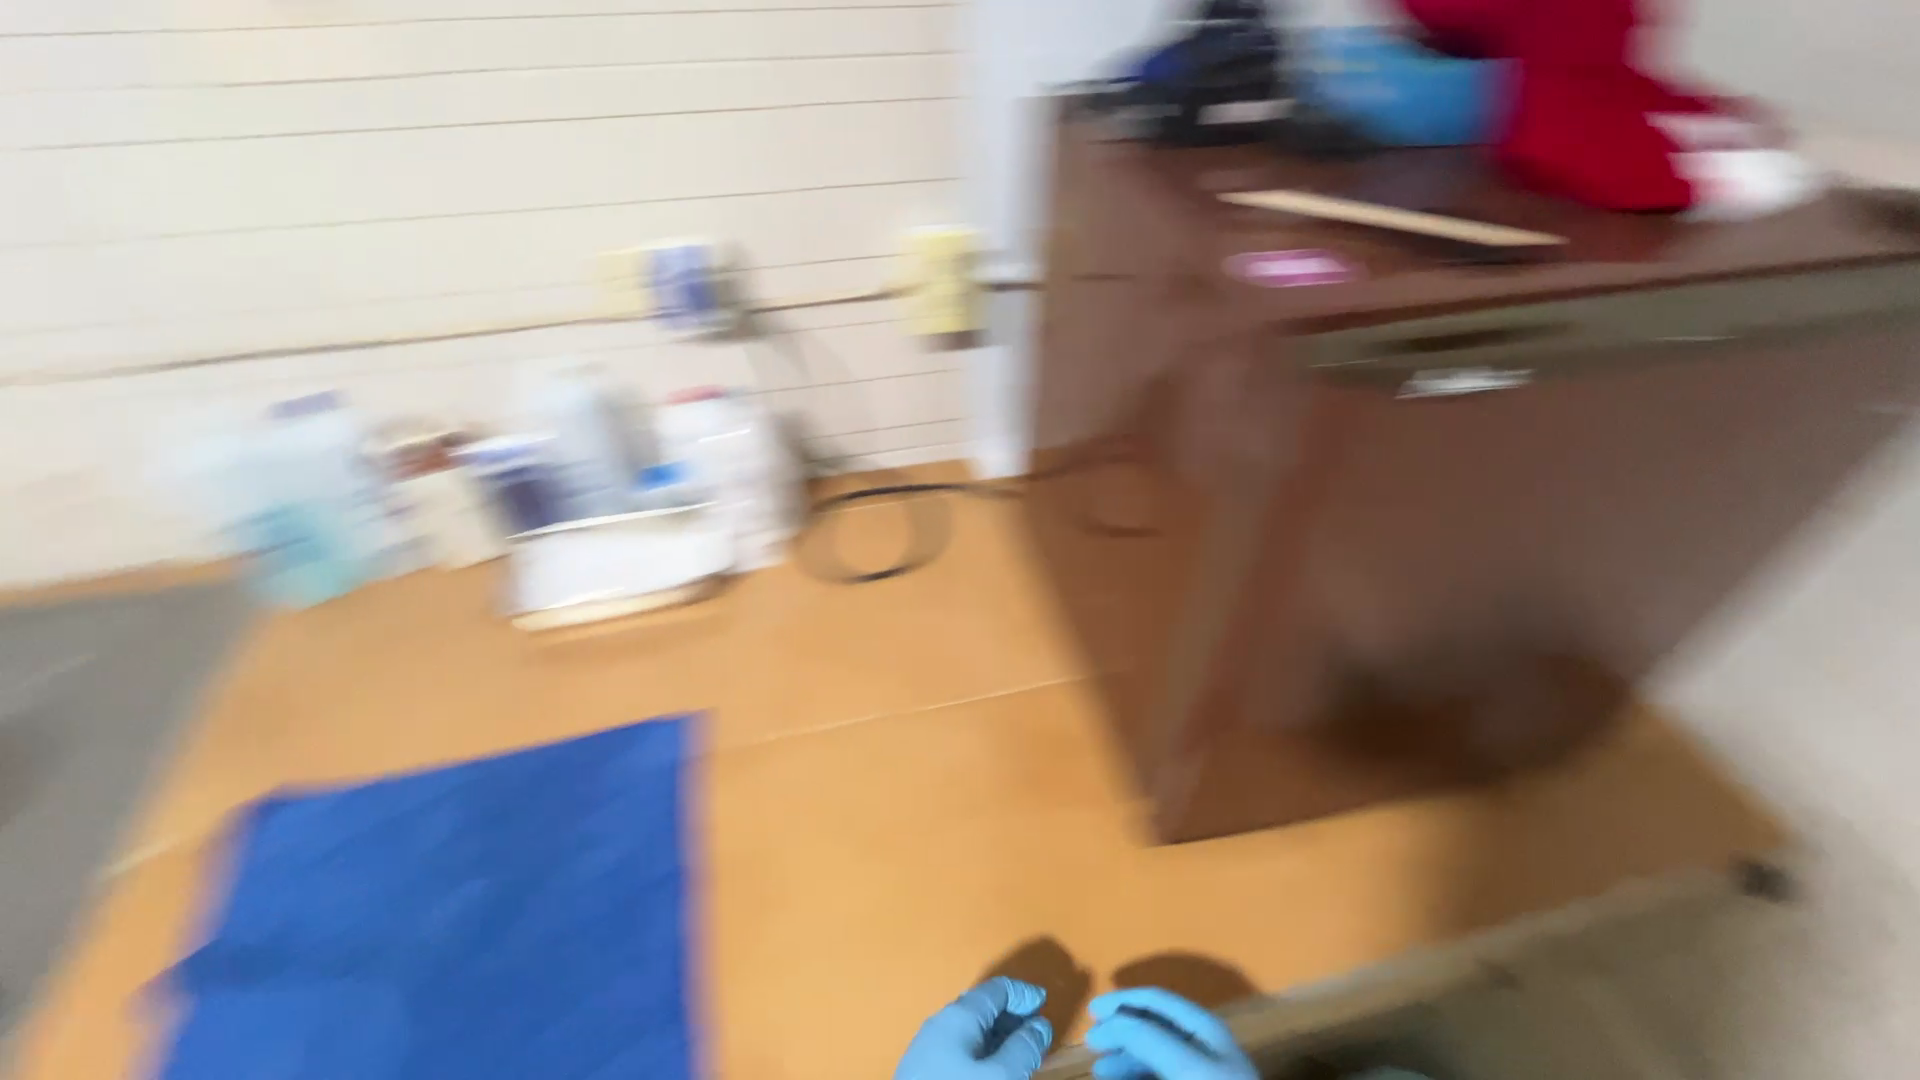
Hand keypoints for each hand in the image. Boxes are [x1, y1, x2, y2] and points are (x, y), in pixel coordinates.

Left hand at [894, 977, 1054, 1079]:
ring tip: (1020, 1053)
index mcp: (960, 1014)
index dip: (1024, 993)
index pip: (997, 988)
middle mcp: (943, 1020)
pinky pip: (961, 1046)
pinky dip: (983, 1050)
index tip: (1046, 1004)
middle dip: (1013, 1016)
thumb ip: (1023, 1049)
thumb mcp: (1000, 1076)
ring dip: (999, 1035)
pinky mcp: (926, 1065)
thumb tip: (1041, 1024)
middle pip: (984, 1006)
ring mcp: (931, 1043)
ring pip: (972, 1028)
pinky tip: (992, 1069)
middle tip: (1037, 1033)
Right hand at [1083, 988, 1256, 1079]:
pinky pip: (1164, 1072)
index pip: (1155, 1003)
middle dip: (1120, 1031)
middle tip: (1091, 1041)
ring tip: (1101, 1071)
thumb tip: (1111, 1022)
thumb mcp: (1186, 1067)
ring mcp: (1204, 1071)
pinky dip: (1141, 1074)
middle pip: (1153, 1024)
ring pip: (1157, 1053)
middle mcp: (1204, 1045)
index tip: (1091, 1016)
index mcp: (1204, 1029)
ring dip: (1127, 1058)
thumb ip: (1149, 1039)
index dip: (1121, 1005)